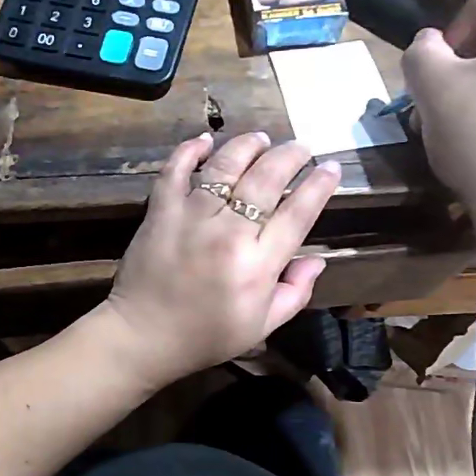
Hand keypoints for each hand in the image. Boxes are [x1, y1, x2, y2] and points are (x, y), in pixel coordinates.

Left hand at [97, 131, 339, 386]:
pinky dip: (190, 150)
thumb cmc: (207, 335)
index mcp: (258, 265)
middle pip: (266, 179)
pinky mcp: (160, 211)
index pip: (297, 213)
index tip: (331, 167)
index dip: (318, 186)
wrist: (143, 337)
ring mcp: (191, 218)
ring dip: (247, 146)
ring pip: (225, 167)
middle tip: (301, 147)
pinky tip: (206, 140)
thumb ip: (294, 292)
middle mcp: (228, 233)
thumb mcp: (262, 325)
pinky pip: (176, 171)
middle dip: (290, 156)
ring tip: (262, 138)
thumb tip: (317, 260)